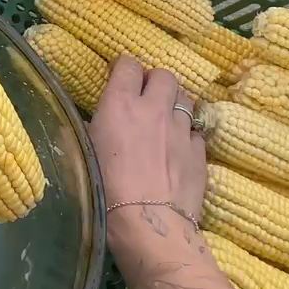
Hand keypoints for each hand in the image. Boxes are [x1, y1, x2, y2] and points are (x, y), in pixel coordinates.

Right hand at [87, 55, 206, 218]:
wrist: (149, 224)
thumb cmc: (105, 186)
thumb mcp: (88, 147)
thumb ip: (97, 124)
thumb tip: (99, 119)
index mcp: (121, 102)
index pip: (128, 64)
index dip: (124, 69)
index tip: (119, 79)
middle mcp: (154, 108)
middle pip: (164, 75)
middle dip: (155, 81)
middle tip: (146, 98)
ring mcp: (182, 130)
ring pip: (186, 99)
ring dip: (174, 104)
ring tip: (166, 120)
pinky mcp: (201, 153)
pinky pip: (196, 131)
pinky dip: (187, 134)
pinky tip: (178, 149)